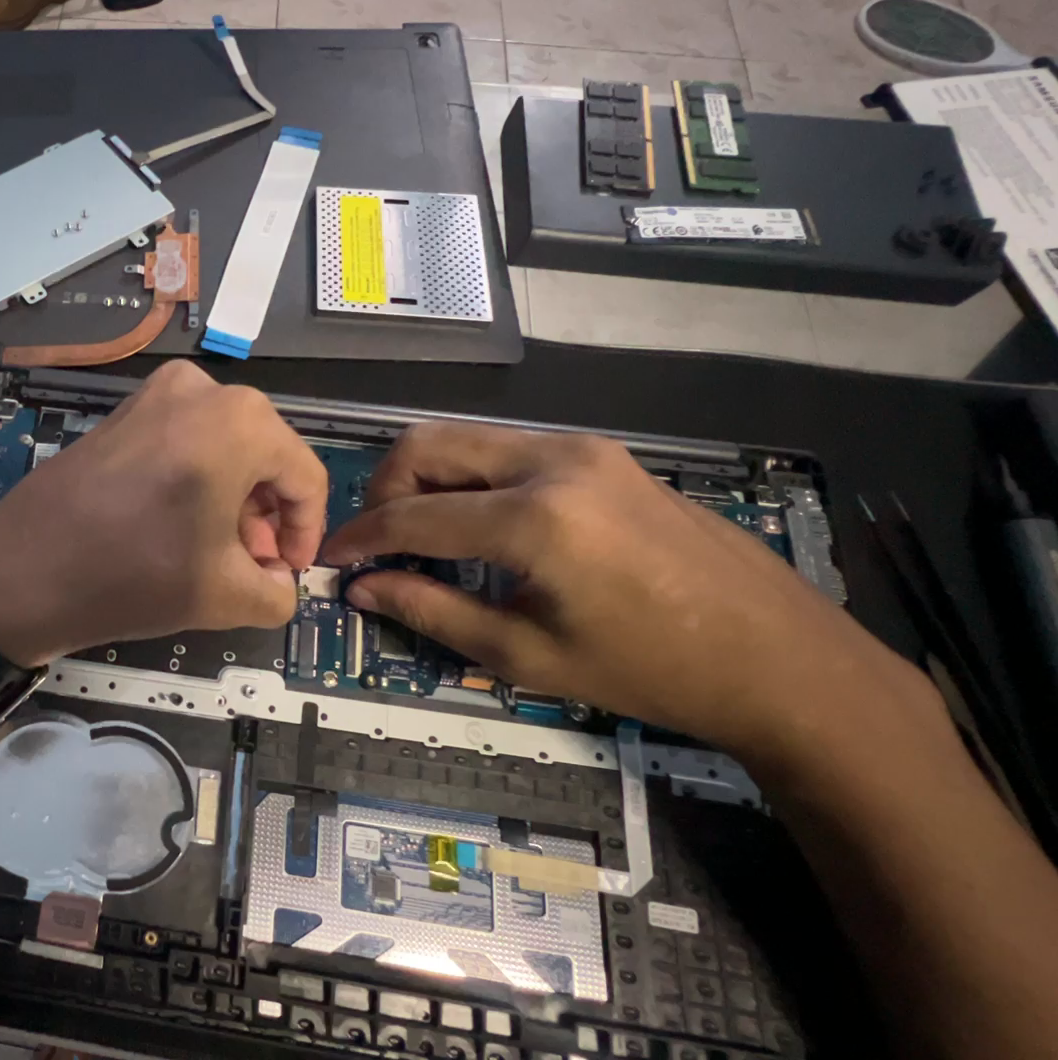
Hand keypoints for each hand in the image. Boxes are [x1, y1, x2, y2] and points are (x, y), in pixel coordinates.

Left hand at [0, 361, 327, 666]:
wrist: (21, 572)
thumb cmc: (134, 577)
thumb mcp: (227, 596)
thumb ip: (279, 591)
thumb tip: (280, 580)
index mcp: (240, 421)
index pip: (304, 477)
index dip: (306, 532)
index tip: (289, 571)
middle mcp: (201, 390)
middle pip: (263, 458)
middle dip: (265, 517)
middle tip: (253, 566)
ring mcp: (152, 395)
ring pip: (222, 450)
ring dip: (231, 502)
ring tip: (215, 554)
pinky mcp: (120, 413)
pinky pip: (182, 442)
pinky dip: (194, 481)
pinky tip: (177, 528)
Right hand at [321, 422, 942, 763]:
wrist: (780, 657)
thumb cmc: (650, 671)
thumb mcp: (525, 654)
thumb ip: (430, 610)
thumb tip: (362, 586)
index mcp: (535, 519)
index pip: (411, 515)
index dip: (359, 537)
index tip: (330, 559)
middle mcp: (553, 461)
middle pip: (427, 445)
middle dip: (383, 491)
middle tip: (377, 544)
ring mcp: (582, 449)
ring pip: (464, 439)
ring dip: (425, 481)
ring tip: (422, 539)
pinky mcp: (602, 453)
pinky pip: (506, 449)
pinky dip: (469, 480)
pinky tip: (478, 528)